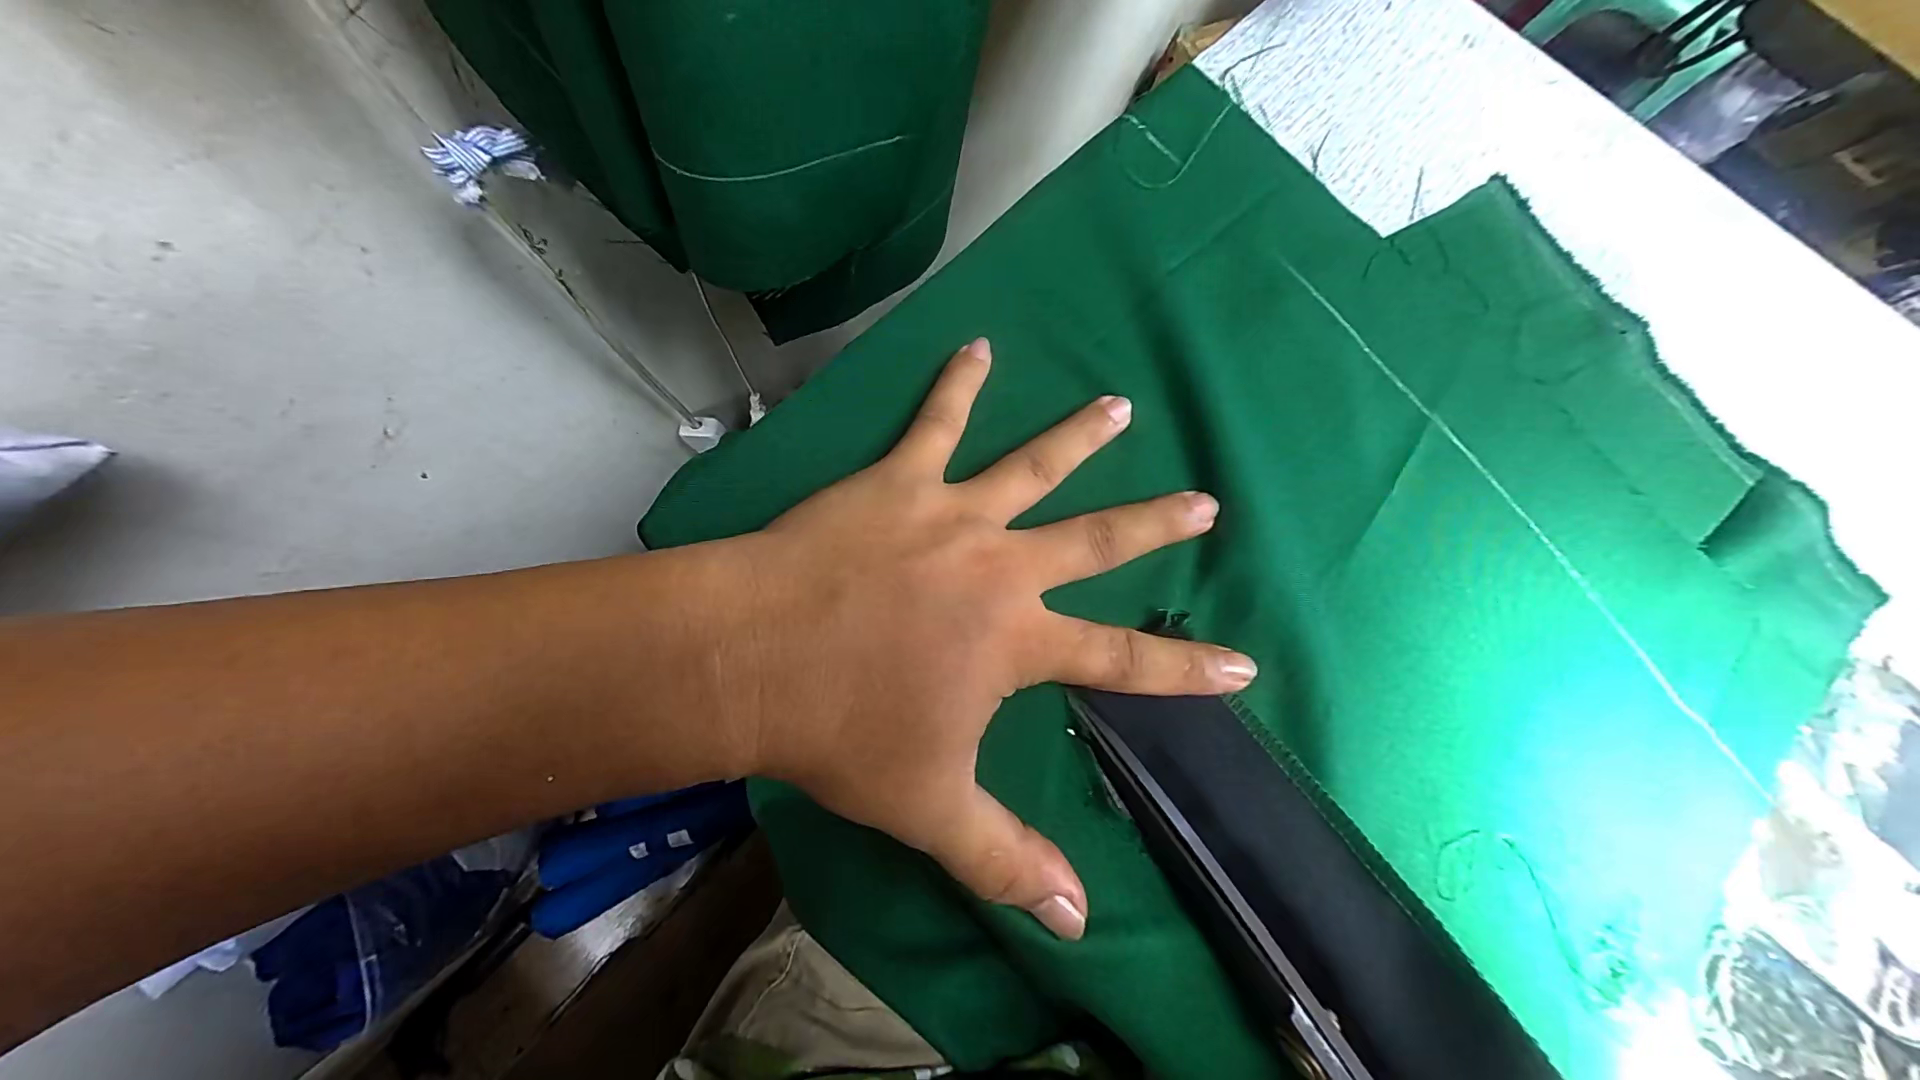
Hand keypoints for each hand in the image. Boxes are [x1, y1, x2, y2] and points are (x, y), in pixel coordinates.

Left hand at [731, 338, 1255, 939]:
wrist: (754, 657)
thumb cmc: (842, 730)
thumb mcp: (930, 807)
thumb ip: (1006, 860)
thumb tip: (1077, 922)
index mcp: (1017, 641)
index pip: (1123, 659)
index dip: (1184, 669)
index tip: (1241, 663)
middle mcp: (1002, 567)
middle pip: (1098, 540)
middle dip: (1156, 524)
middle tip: (1204, 502)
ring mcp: (953, 513)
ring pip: (1033, 464)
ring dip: (1081, 436)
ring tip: (1119, 406)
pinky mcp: (899, 480)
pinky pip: (937, 419)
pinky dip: (959, 381)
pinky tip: (977, 345)